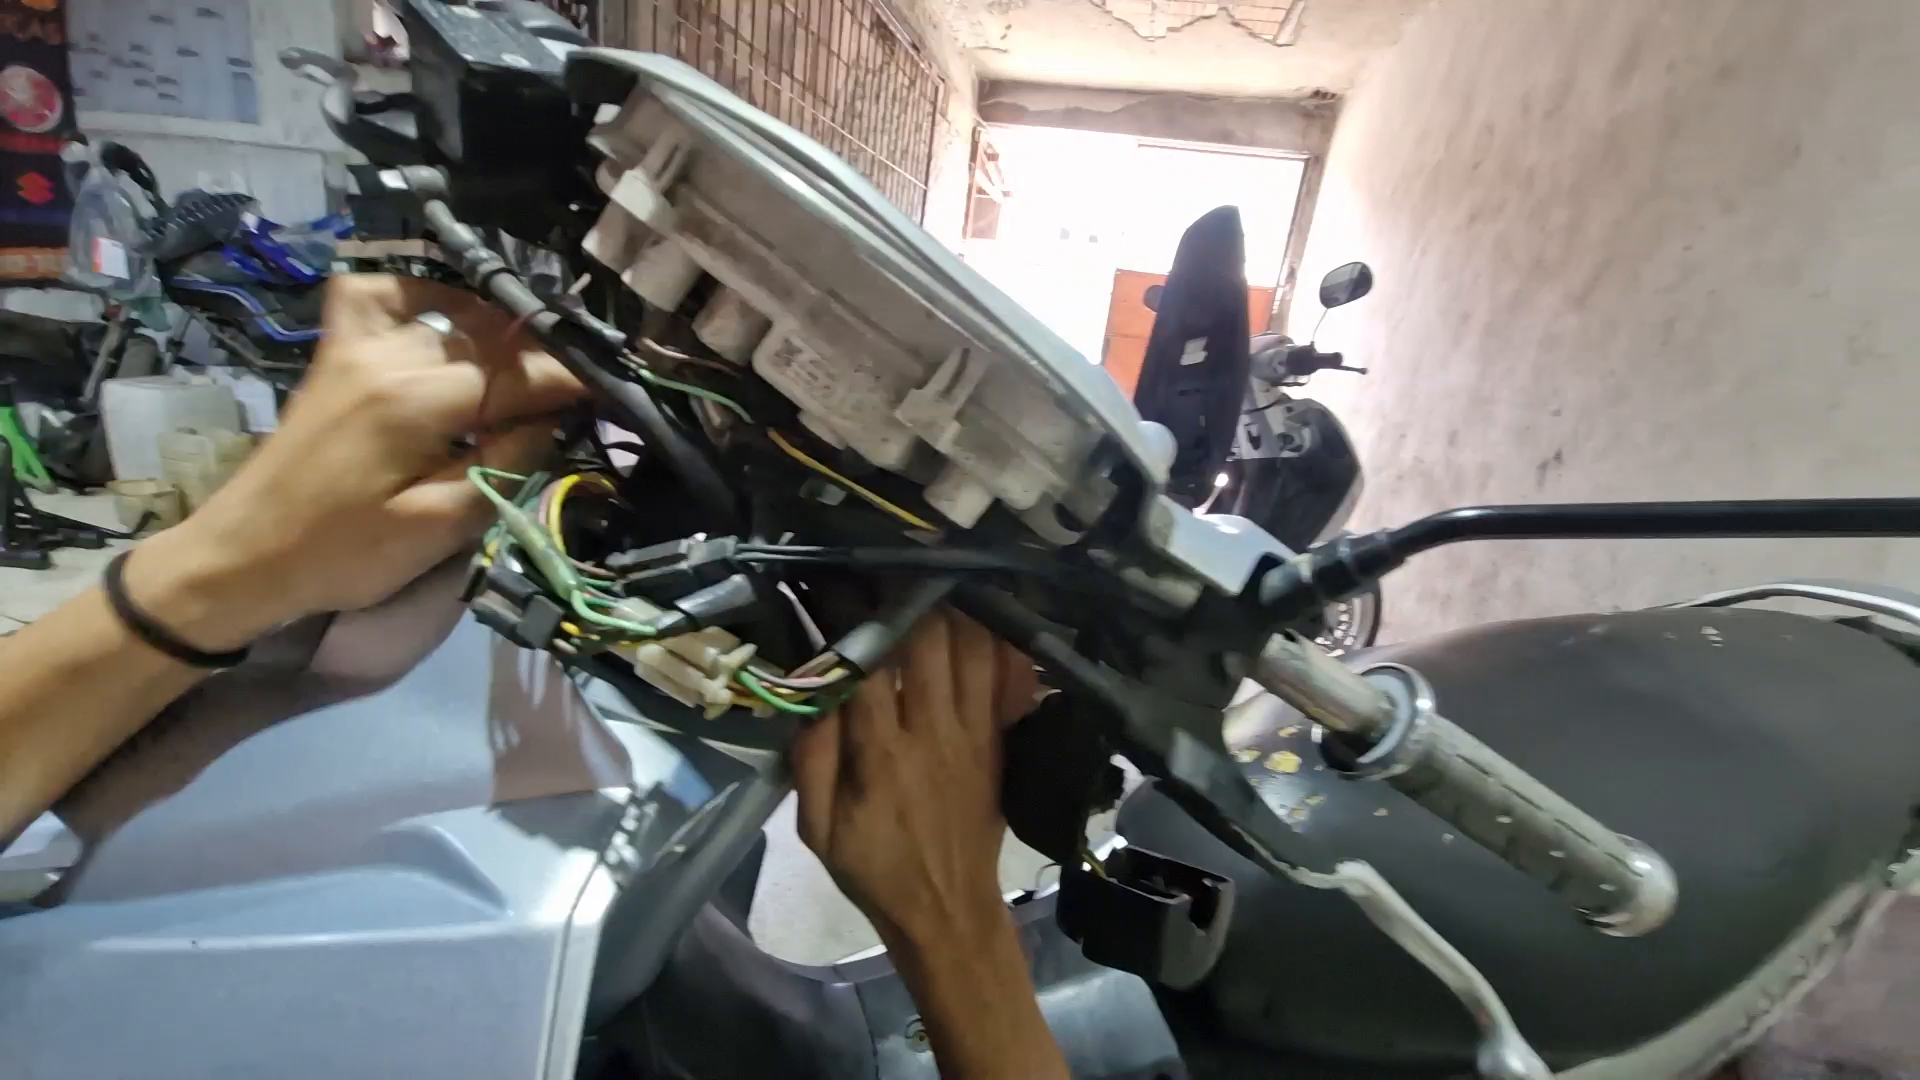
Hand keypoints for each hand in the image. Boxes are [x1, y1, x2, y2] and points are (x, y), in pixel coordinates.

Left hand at [123, 275, 584, 650]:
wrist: (245, 556)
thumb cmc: (350, 553)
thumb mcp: (446, 523)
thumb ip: (509, 461)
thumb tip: (555, 419)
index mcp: (416, 402)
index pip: (520, 375)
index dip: (576, 381)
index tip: (618, 391)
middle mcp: (387, 357)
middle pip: (494, 338)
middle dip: (551, 358)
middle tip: (590, 387)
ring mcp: (356, 348)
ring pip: (452, 311)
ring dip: (506, 330)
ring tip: (539, 363)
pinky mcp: (337, 354)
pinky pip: (382, 296)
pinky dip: (428, 298)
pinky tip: (455, 321)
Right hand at [790, 609, 1038, 945]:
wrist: (947, 908)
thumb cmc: (874, 867)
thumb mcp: (817, 829)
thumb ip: (811, 758)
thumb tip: (815, 691)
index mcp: (883, 756)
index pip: (868, 666)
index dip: (849, 617)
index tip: (832, 586)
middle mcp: (935, 733)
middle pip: (930, 640)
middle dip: (903, 596)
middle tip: (882, 573)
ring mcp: (976, 732)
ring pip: (973, 647)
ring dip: (950, 609)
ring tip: (924, 587)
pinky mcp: (999, 738)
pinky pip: (1005, 675)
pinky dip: (991, 640)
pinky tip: (974, 618)